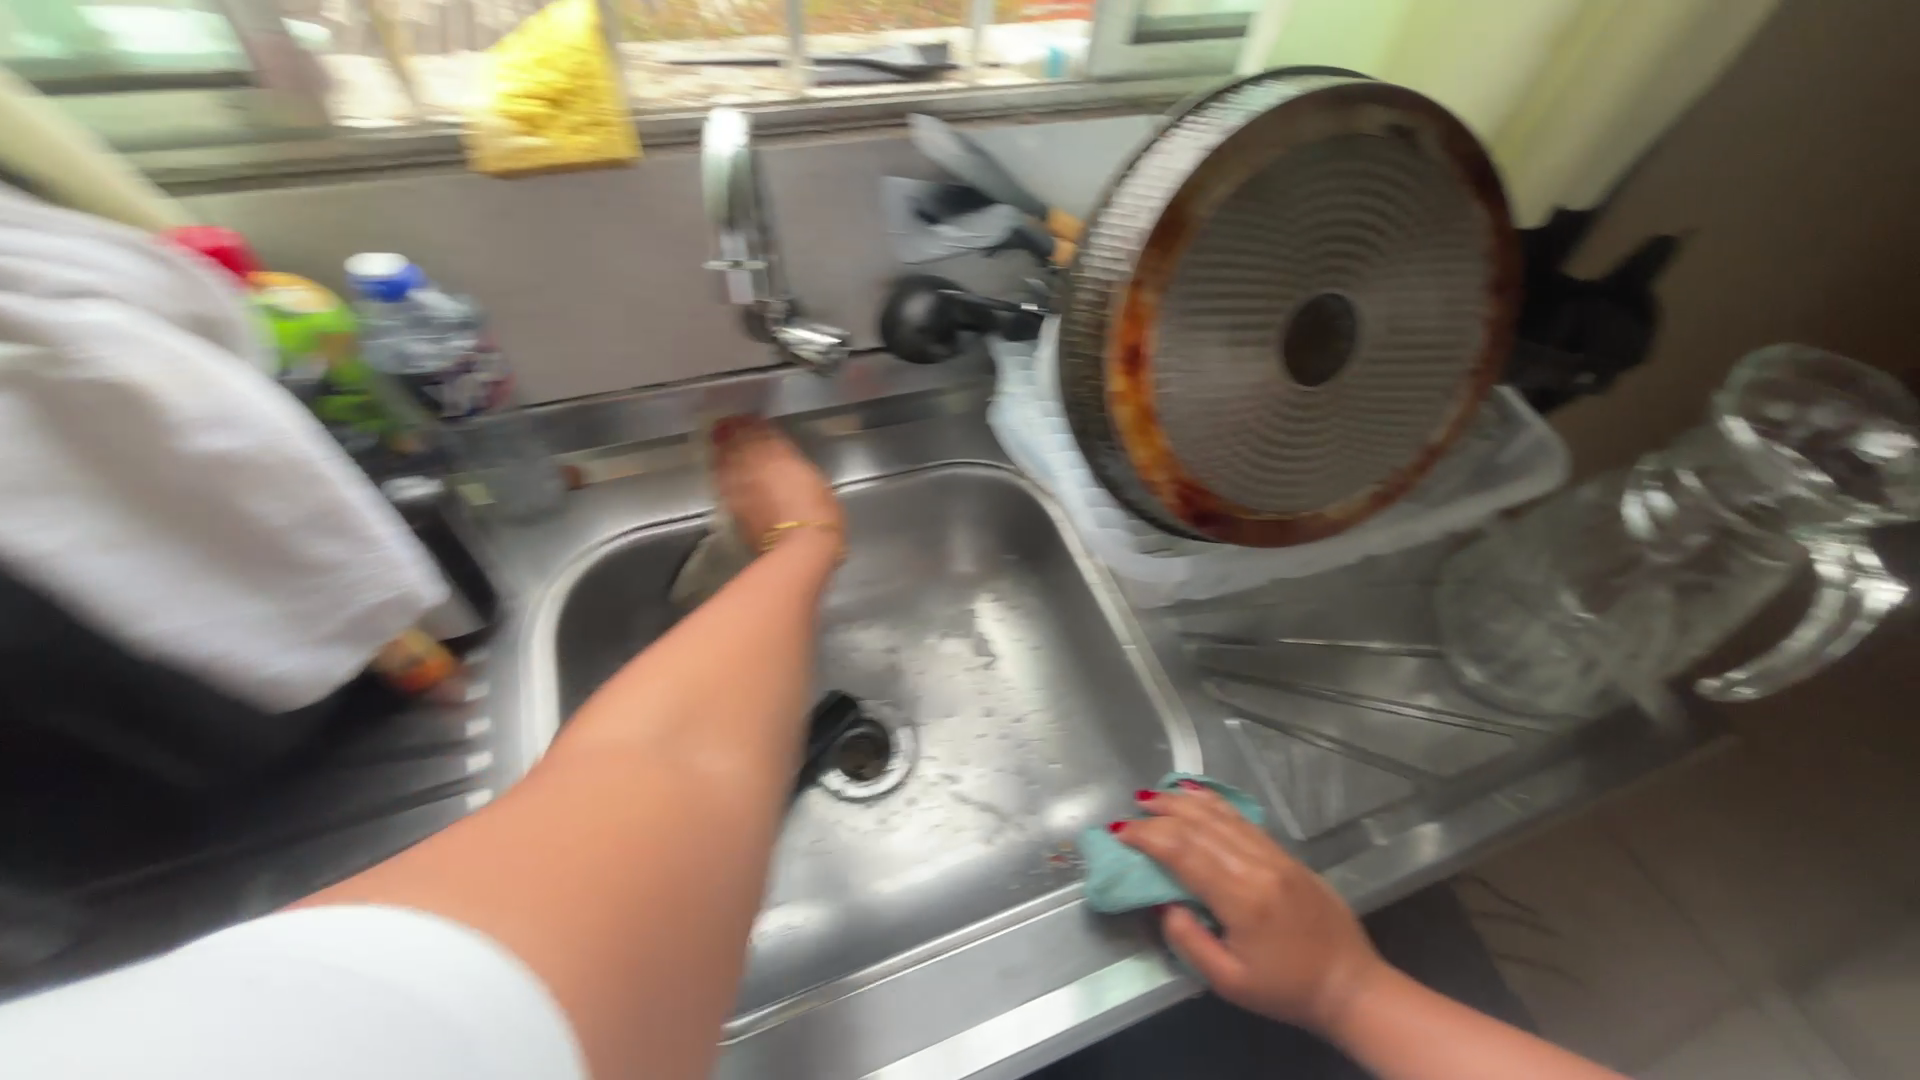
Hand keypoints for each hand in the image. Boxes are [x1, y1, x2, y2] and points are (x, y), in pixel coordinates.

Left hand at [711, 415, 843, 551]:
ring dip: (721, 447)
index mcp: (782, 455)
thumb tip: (786, 465)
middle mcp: (757, 464)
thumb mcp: (815, 481)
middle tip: (727, 422)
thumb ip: (795, 468)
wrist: (800, 546)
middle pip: (740, 442)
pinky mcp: (732, 505)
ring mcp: (741, 484)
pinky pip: (723, 479)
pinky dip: (720, 469)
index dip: (756, 425)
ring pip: (726, 457)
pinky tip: (718, 465)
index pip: (764, 433)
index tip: (751, 418)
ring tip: (717, 438)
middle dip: (733, 431)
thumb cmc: (819, 514)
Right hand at [1119, 784, 1388, 1033]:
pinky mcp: (1285, 853)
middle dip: (1160, 815)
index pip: (1183, 853)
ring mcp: (1274, 855)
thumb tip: (1163, 902)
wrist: (1351, 986)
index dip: (1148, 838)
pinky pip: (1242, 818)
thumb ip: (1188, 941)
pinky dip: (1214, 802)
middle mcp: (1257, 865)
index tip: (1120, 833)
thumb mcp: (1229, 982)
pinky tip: (1196, 794)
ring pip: (1220, 816)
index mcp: (1242, 898)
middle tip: (1130, 812)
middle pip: (1199, 827)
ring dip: (1183, 802)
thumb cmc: (1286, 990)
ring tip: (1153, 795)